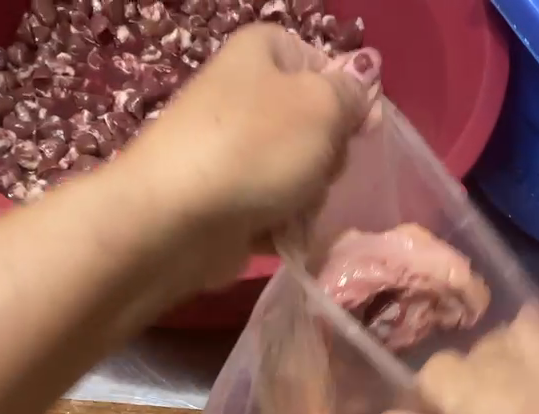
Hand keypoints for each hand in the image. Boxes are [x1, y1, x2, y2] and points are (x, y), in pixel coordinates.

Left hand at [113, 26, 380, 285]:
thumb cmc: (254, 149)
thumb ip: (352, 94)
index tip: (360, 130)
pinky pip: (275, 214)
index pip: (326, 66)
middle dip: (325, 159)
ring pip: (300, 177)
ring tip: (288, 210)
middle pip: (316, 129)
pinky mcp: (228, 205)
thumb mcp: (322, 106)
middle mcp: (245, 98)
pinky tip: (275, 235)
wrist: (176, 221)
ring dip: (306, 200)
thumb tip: (362, 86)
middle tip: (312, 172)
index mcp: (264, 53)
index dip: (350, 100)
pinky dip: (281, 228)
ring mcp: (234, 156)